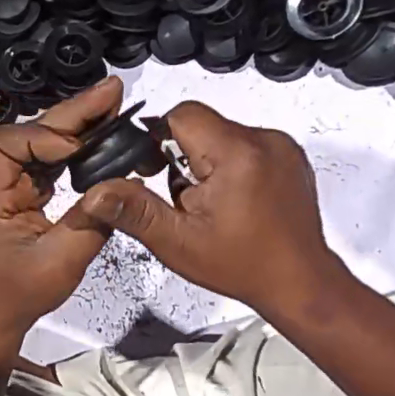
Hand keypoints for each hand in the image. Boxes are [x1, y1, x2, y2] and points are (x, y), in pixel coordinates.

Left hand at [0, 77, 124, 340]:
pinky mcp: (27, 192)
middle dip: (69, 114)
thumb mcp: (59, 262)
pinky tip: (100, 134)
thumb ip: (89, 222)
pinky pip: (50, 158)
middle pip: (27, 133)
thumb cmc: (19, 294)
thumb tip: (118, 188)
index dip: (39, 137)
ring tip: (111, 105)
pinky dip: (76, 145)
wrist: (3, 314)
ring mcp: (11, 185)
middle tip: (109, 94)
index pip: (2, 144)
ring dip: (76, 123)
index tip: (75, 148)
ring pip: (40, 141)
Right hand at [78, 102, 347, 319]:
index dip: (159, 139)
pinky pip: (246, 145)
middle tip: (188, 200)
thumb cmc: (244, 266)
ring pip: (222, 135)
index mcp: (236, 155)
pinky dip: (231, 167)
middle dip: (184, 158)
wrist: (298, 281)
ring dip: (207, 163)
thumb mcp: (177, 242)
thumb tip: (96, 194)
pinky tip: (234, 201)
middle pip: (201, 126)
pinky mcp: (289, 157)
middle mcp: (263, 141)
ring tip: (213, 205)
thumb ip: (134, 211)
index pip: (181, 114)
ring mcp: (281, 147)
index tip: (156, 169)